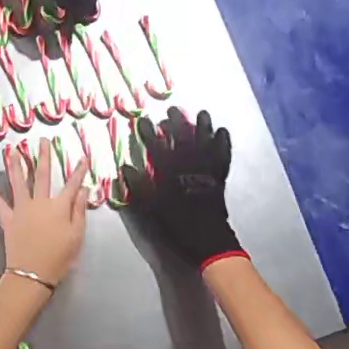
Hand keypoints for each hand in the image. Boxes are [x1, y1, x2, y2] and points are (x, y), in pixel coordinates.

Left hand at [0, 137, 90, 284]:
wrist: (32, 274)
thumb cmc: (59, 258)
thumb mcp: (77, 236)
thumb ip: (79, 211)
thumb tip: (83, 190)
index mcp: (59, 207)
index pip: (72, 185)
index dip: (78, 171)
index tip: (83, 157)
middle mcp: (39, 203)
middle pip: (41, 176)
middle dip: (43, 157)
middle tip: (42, 141)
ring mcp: (21, 210)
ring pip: (17, 183)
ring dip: (15, 165)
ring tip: (12, 151)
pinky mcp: (7, 220)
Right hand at [119, 107, 242, 268]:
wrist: (206, 237)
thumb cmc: (175, 223)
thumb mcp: (150, 207)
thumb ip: (138, 186)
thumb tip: (126, 169)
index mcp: (168, 170)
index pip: (155, 143)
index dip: (147, 131)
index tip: (142, 121)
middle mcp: (187, 163)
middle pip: (181, 135)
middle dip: (175, 121)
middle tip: (171, 111)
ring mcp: (206, 167)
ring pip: (205, 139)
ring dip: (202, 125)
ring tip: (200, 114)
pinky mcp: (219, 175)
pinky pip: (223, 153)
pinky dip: (223, 141)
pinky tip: (222, 132)